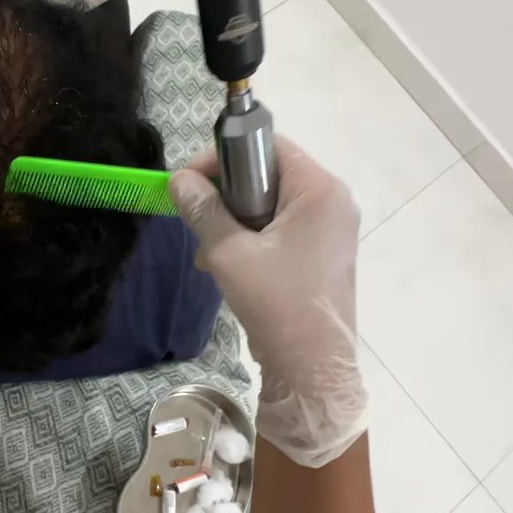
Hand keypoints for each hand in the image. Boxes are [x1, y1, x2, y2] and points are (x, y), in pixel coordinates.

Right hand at [170, 136, 367, 466]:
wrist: (310, 367)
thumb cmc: (276, 303)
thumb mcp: (230, 254)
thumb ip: (203, 211)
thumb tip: (179, 179)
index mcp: (320, 191)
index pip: (268, 145)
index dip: (224, 157)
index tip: (189, 183)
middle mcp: (333, 202)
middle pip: (269, 175)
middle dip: (226, 197)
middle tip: (199, 224)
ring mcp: (331, 230)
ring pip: (271, 205)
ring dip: (234, 223)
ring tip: (211, 256)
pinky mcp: (323, 254)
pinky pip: (281, 230)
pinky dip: (251, 241)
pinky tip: (230, 268)